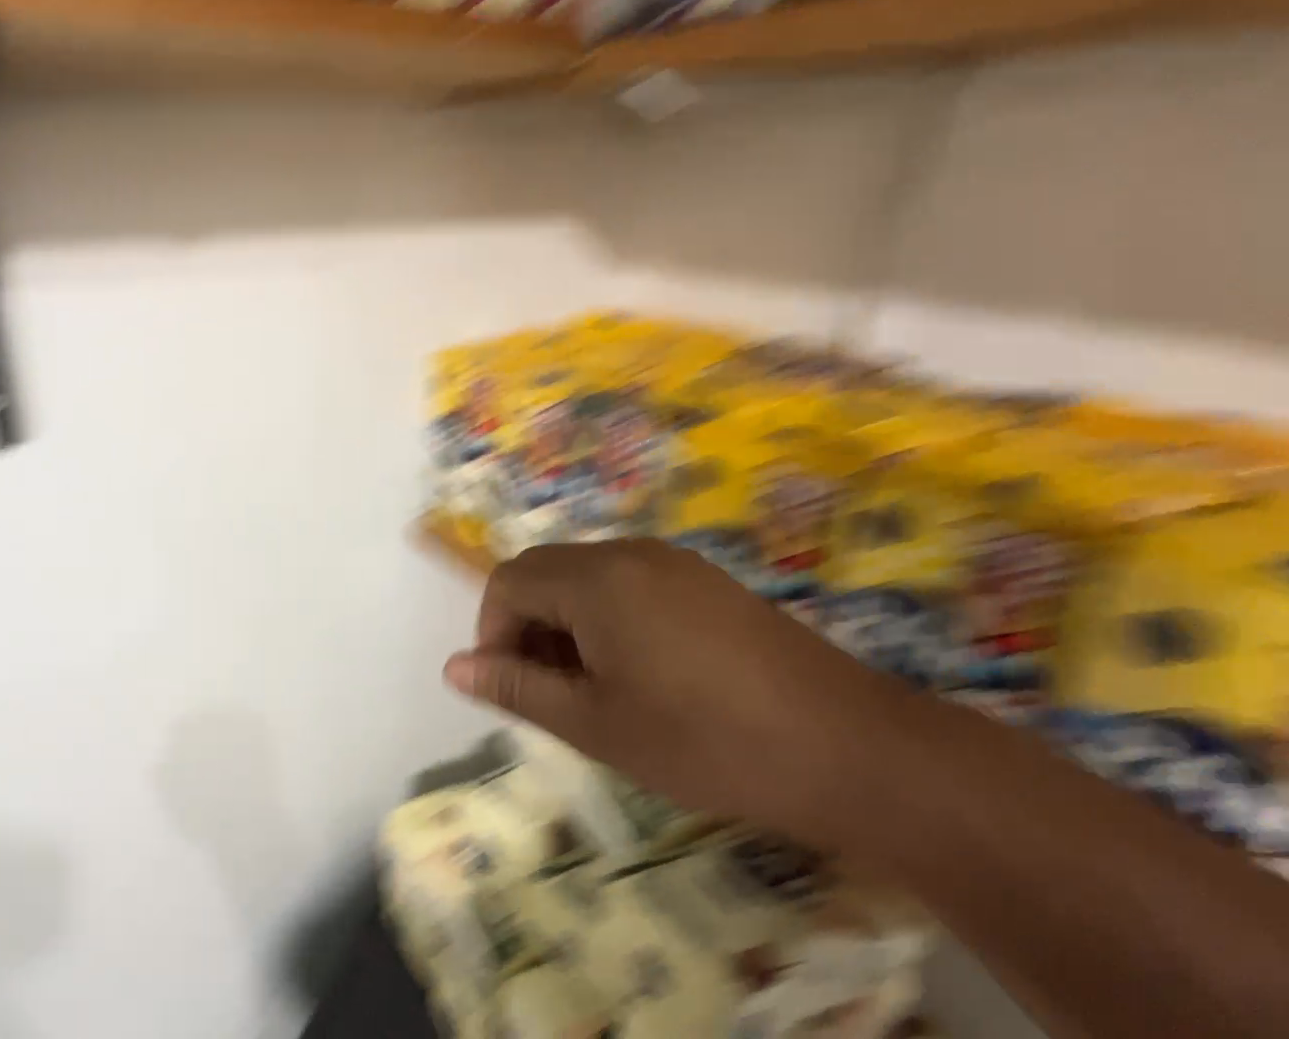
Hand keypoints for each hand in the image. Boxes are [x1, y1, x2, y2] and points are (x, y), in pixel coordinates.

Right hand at [444, 539, 906, 844]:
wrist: (848, 749)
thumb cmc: (703, 742)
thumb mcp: (594, 724)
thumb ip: (517, 688)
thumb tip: (455, 668)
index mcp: (597, 579)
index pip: (509, 581)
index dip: (492, 633)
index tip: (510, 690)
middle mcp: (633, 553)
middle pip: (548, 571)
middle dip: (528, 627)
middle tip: (548, 695)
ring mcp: (679, 564)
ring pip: (591, 579)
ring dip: (568, 626)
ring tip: (593, 694)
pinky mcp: (712, 585)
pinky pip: (634, 586)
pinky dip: (611, 622)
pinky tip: (642, 678)